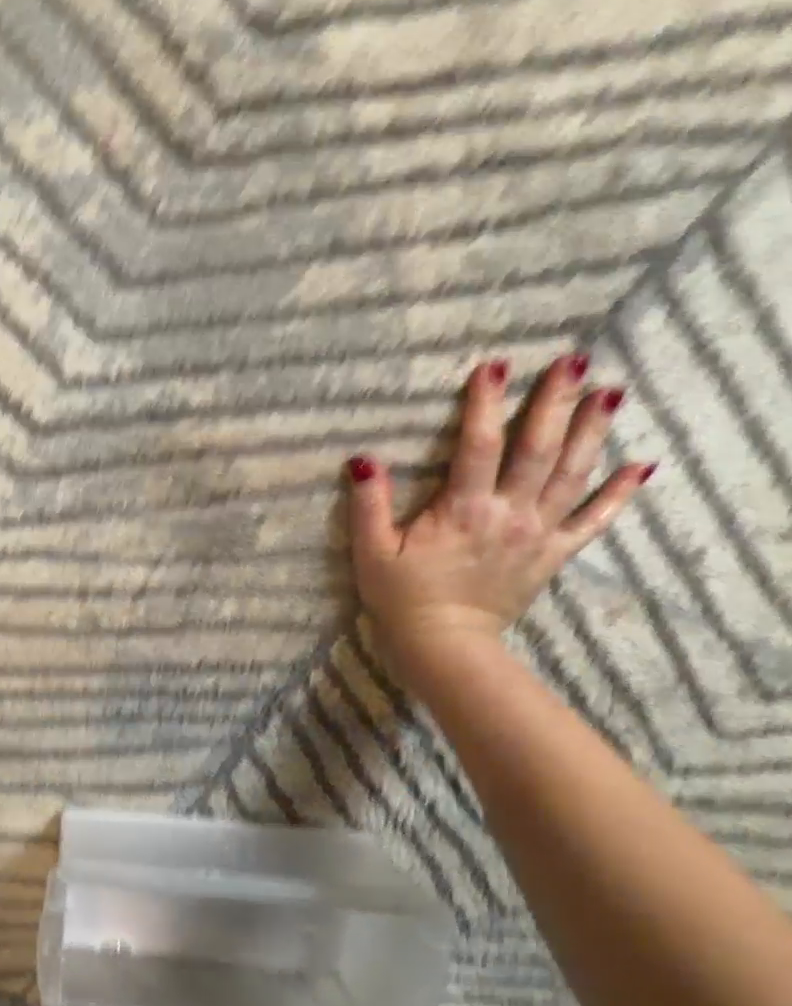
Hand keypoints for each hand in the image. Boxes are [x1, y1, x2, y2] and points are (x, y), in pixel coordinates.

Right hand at [348, 354, 654, 680]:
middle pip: (538, 449)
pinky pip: (594, 519)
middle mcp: (510, 513)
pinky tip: (642, 464)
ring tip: (609, 394)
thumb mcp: (372, 551)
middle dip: (554, 403)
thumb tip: (363, 459)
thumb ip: (369, 505)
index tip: (495, 366)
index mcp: (464, 510)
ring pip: (572, 474)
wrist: (444, 644)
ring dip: (593, 432)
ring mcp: (537, 533)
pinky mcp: (553, 553)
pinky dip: (620, 492)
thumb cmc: (401, 596)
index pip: (479, 445)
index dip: (486, 404)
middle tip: (573, 362)